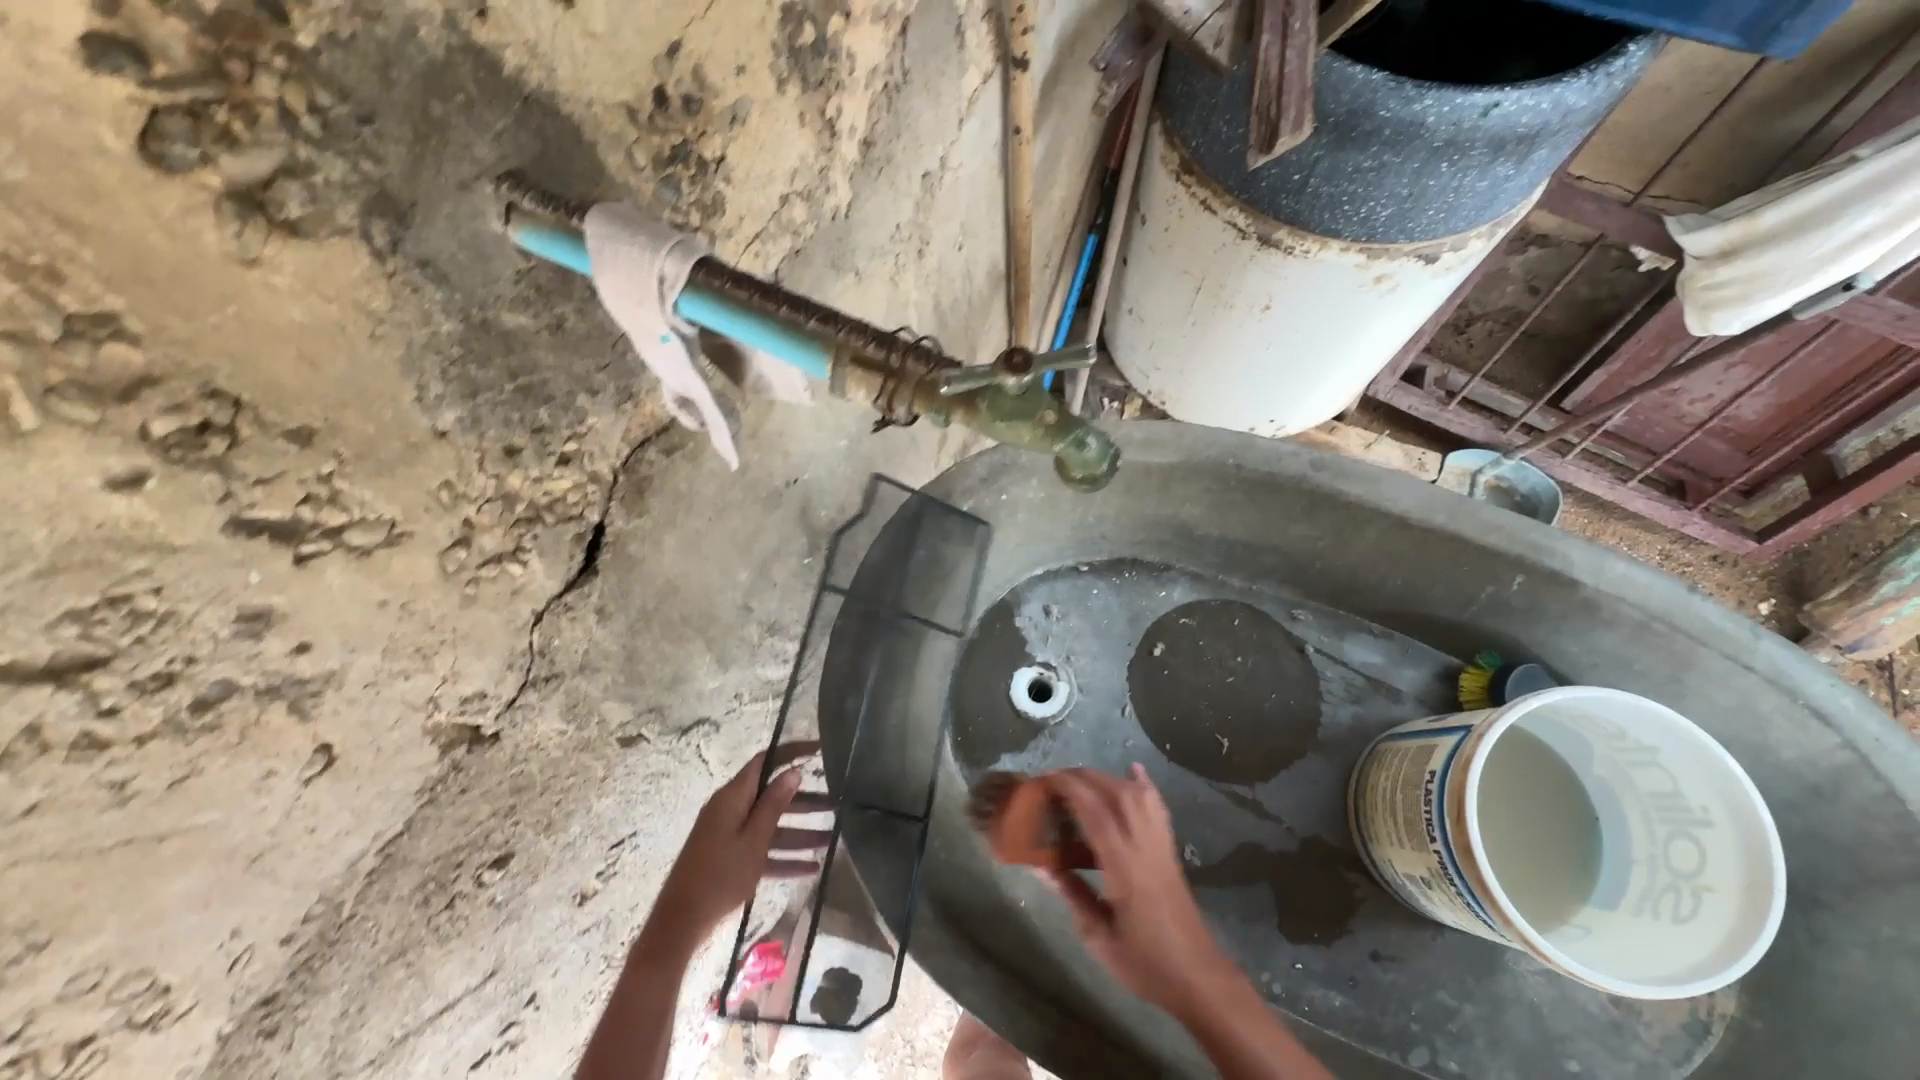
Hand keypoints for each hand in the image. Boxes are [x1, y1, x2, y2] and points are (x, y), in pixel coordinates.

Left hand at [645, 741, 831, 945]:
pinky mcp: (730, 857)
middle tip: (837, 804)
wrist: (682, 920)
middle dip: (805, 801)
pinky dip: (783, 857)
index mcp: (733, 797)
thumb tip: (793, 771)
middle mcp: (731, 809)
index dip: (792, 753)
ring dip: (800, 834)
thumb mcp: (754, 839)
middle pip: (772, 796)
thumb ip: (774, 804)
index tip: (820, 750)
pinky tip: (811, 869)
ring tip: (832, 840)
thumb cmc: (720, 875)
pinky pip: (762, 849)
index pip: (766, 762)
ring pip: (771, 826)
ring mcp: (730, 834)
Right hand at [1041, 765, 1234, 1019]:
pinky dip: (1144, 785)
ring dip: (1105, 778)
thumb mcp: (1098, 936)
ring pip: (1136, 794)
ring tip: (1078, 780)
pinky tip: (1133, 770)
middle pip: (1114, 793)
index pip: (1094, 810)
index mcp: (1123, 865)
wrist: (1197, 977)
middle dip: (1081, 777)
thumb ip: (1071, 894)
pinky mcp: (1171, 851)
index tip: (1042, 780)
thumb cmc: (1145, 963)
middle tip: (1051, 781)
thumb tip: (1040, 864)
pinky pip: (1158, 808)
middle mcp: (1144, 845)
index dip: (1068, 788)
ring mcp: (1161, 845)